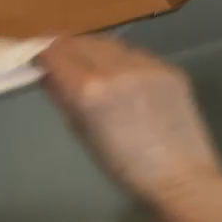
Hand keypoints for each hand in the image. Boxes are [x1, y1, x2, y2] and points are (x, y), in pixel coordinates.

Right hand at [36, 35, 221, 210]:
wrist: (184, 180)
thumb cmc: (123, 166)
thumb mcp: (80, 131)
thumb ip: (61, 96)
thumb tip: (46, 74)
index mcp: (88, 90)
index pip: (54, 51)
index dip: (41, 52)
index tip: (37, 59)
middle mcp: (115, 70)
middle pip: (79, 41)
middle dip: (65, 47)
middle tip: (60, 59)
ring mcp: (146, 67)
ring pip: (107, 43)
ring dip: (93, 51)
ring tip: (91, 66)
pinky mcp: (170, 69)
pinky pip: (134, 54)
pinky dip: (121, 60)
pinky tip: (124, 78)